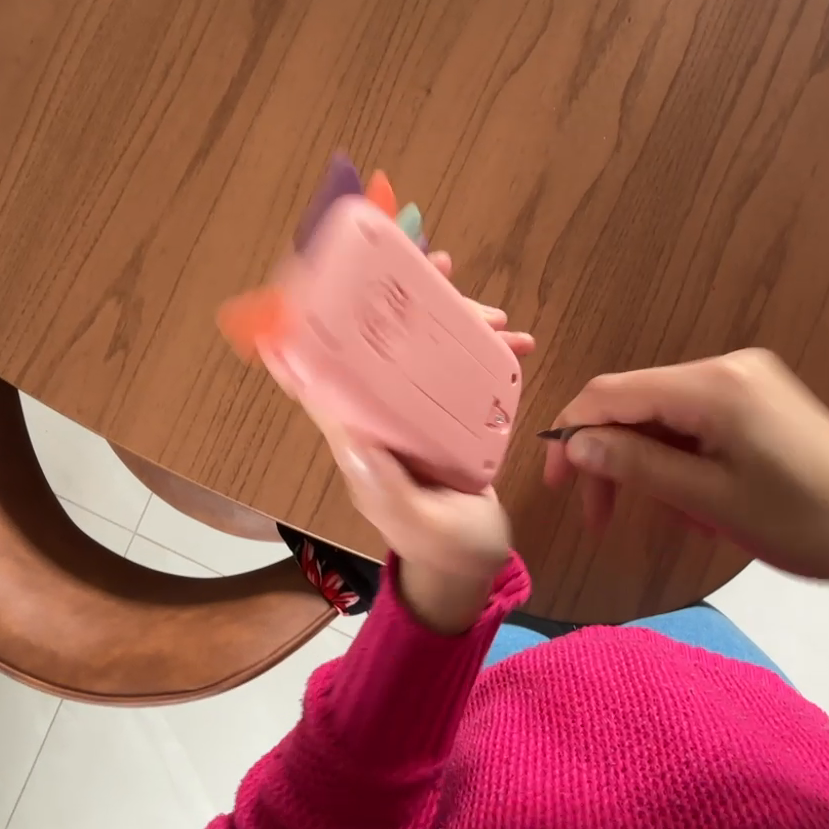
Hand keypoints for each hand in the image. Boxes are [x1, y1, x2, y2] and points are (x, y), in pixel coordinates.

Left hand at [307, 252, 533, 633]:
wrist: (476, 564)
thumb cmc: (445, 550)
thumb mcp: (419, 524)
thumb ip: (388, 488)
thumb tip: (351, 434)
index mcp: (360, 437)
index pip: (323, 376)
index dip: (316, 328)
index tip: (329, 278)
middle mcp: (382, 416)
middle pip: (381, 343)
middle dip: (406, 298)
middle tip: (441, 264)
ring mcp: (415, 412)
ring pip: (423, 347)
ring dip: (454, 316)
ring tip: (498, 313)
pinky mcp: (446, 414)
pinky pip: (456, 365)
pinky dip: (483, 344)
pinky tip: (513, 339)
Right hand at [542, 349, 828, 621]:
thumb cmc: (808, 524)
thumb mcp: (711, 500)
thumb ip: (637, 465)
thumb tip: (574, 443)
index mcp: (713, 384)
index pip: (612, 393)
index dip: (572, 433)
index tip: (558, 485)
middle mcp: (725, 366)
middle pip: (636, 402)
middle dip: (611, 456)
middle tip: (601, 517)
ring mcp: (745, 378)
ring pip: (662, 414)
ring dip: (648, 463)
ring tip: (673, 515)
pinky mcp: (758, 396)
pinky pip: (694, 420)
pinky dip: (679, 457)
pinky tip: (694, 497)